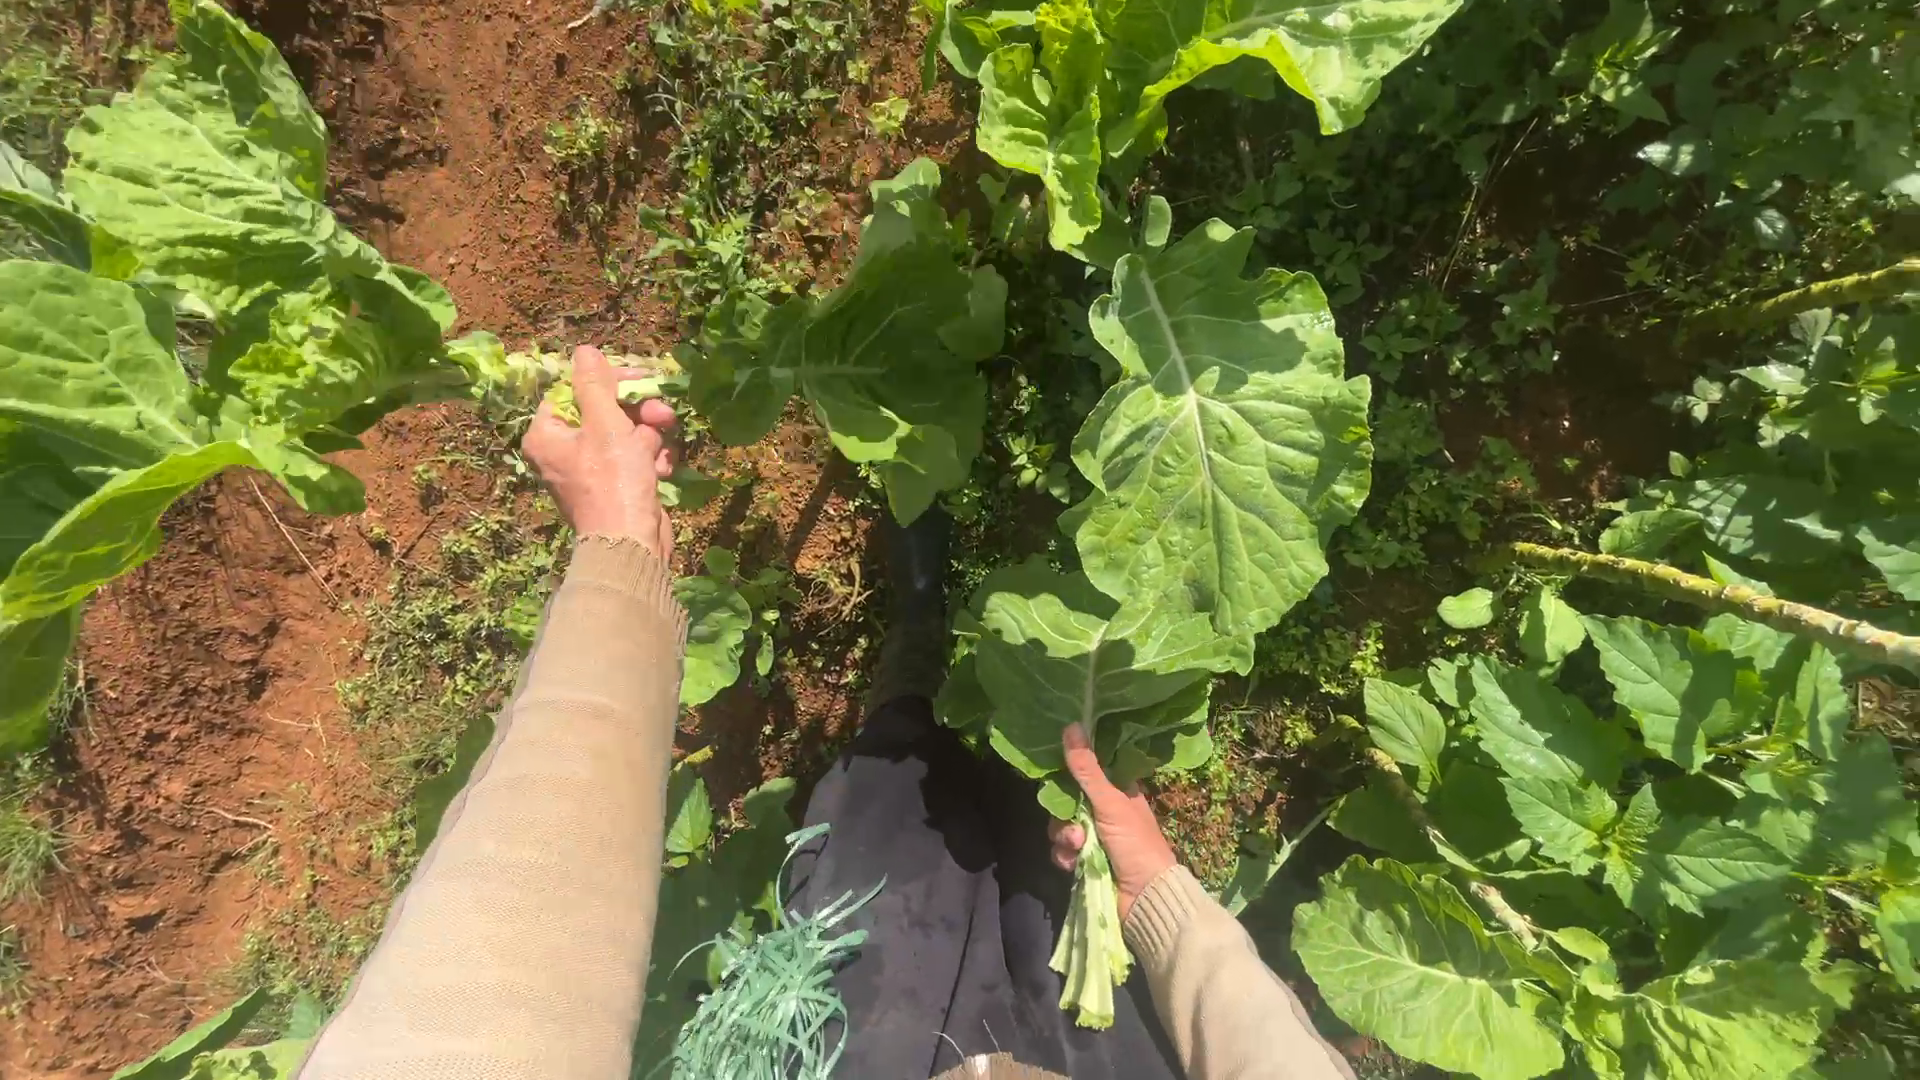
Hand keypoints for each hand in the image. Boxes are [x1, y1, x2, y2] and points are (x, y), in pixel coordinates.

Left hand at [523, 345, 676, 559]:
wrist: (632, 543)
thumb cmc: (613, 482)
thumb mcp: (605, 425)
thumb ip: (596, 385)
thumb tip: (585, 350)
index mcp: (548, 434)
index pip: (576, 391)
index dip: (612, 383)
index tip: (642, 380)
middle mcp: (564, 451)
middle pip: (606, 412)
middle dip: (640, 414)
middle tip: (664, 415)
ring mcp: (592, 472)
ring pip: (627, 435)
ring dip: (650, 438)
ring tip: (662, 451)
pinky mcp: (617, 487)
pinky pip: (635, 460)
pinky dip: (652, 460)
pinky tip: (662, 470)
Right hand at [1048, 722, 1178, 921]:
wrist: (1146, 898)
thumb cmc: (1135, 843)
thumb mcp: (1110, 802)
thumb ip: (1088, 769)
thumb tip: (1071, 724)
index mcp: (1117, 792)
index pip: (1087, 772)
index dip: (1070, 772)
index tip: (1055, 771)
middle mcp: (1105, 811)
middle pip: (1069, 800)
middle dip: (1064, 813)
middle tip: (1071, 824)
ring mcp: (1095, 837)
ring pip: (1062, 825)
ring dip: (1064, 836)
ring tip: (1075, 848)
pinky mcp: (1086, 861)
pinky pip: (1063, 850)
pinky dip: (1064, 856)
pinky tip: (1072, 864)